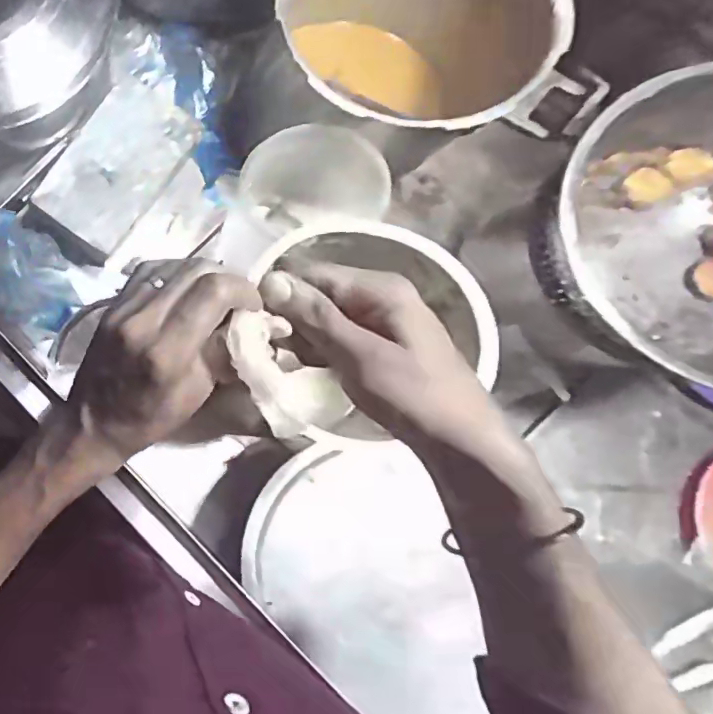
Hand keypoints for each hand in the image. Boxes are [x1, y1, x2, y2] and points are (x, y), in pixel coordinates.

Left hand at [61, 259, 260, 469]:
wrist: (94, 421)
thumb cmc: (151, 417)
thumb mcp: (197, 392)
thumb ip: (222, 351)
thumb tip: (250, 321)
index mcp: (168, 350)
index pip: (214, 291)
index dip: (243, 289)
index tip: (253, 305)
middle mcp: (143, 320)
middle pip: (196, 270)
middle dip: (226, 278)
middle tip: (237, 297)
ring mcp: (123, 308)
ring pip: (173, 265)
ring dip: (201, 273)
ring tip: (212, 292)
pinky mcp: (112, 304)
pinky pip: (149, 271)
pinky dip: (174, 273)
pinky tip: (183, 288)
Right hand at [260, 262, 515, 467]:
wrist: (461, 441)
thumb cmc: (413, 396)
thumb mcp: (360, 356)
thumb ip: (318, 317)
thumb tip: (273, 280)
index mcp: (380, 288)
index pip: (312, 273)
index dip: (279, 293)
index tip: (251, 323)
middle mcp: (380, 296)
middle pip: (318, 294)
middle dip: (288, 317)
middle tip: (264, 350)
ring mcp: (381, 321)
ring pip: (324, 318)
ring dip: (299, 338)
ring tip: (277, 363)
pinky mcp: (379, 345)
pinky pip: (337, 337)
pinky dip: (317, 351)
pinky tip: (301, 370)